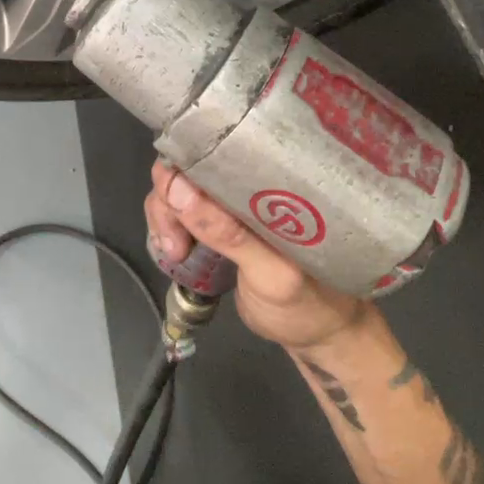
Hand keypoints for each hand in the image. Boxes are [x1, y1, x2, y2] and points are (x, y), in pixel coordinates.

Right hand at [145, 161, 381, 350]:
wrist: (319, 335)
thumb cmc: (309, 303)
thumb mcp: (272, 273)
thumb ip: (229, 233)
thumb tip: (178, 189)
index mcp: (269, 179)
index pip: (215, 148)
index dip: (183, 167)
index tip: (174, 207)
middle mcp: (248, 180)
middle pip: (186, 165)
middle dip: (168, 200)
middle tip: (176, 246)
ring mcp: (230, 201)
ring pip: (176, 187)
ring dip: (164, 217)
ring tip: (176, 253)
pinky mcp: (217, 221)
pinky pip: (178, 209)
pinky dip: (167, 226)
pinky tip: (175, 251)